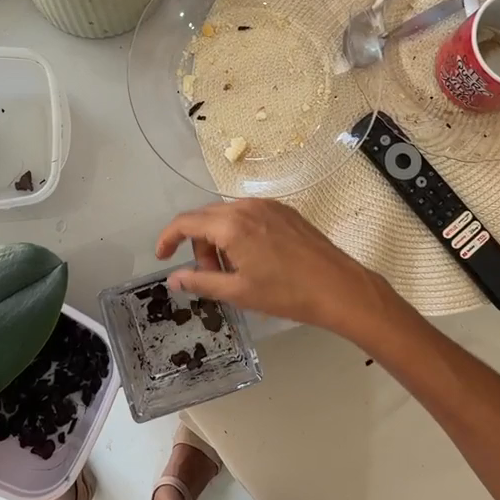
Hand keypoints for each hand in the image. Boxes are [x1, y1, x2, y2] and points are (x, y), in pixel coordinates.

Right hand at [154, 199, 411, 342]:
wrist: (338, 287)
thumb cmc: (286, 293)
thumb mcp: (238, 292)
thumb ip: (200, 281)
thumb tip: (174, 278)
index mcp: (231, 225)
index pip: (185, 222)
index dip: (167, 238)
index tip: (162, 257)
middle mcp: (246, 207)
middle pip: (205, 218)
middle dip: (198, 245)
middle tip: (209, 275)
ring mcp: (268, 206)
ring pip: (227, 216)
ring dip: (219, 240)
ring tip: (233, 272)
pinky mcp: (284, 211)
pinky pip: (249, 216)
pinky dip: (239, 233)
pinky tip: (253, 260)